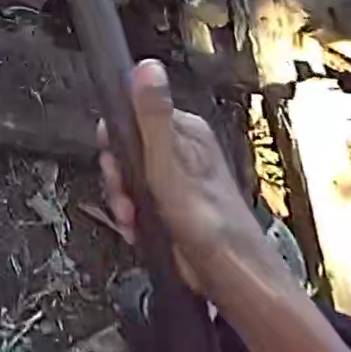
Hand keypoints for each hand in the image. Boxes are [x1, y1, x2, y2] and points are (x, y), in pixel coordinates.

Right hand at [97, 60, 277, 296]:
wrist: (236, 284)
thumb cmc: (209, 226)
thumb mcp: (169, 164)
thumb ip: (153, 115)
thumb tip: (147, 66)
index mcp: (185, 130)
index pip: (129, 115)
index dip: (113, 141)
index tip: (116, 163)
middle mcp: (181, 149)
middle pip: (124, 148)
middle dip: (118, 178)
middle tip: (127, 198)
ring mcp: (177, 178)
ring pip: (127, 177)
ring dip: (123, 200)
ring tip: (134, 219)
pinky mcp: (173, 203)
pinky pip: (137, 199)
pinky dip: (133, 216)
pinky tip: (140, 230)